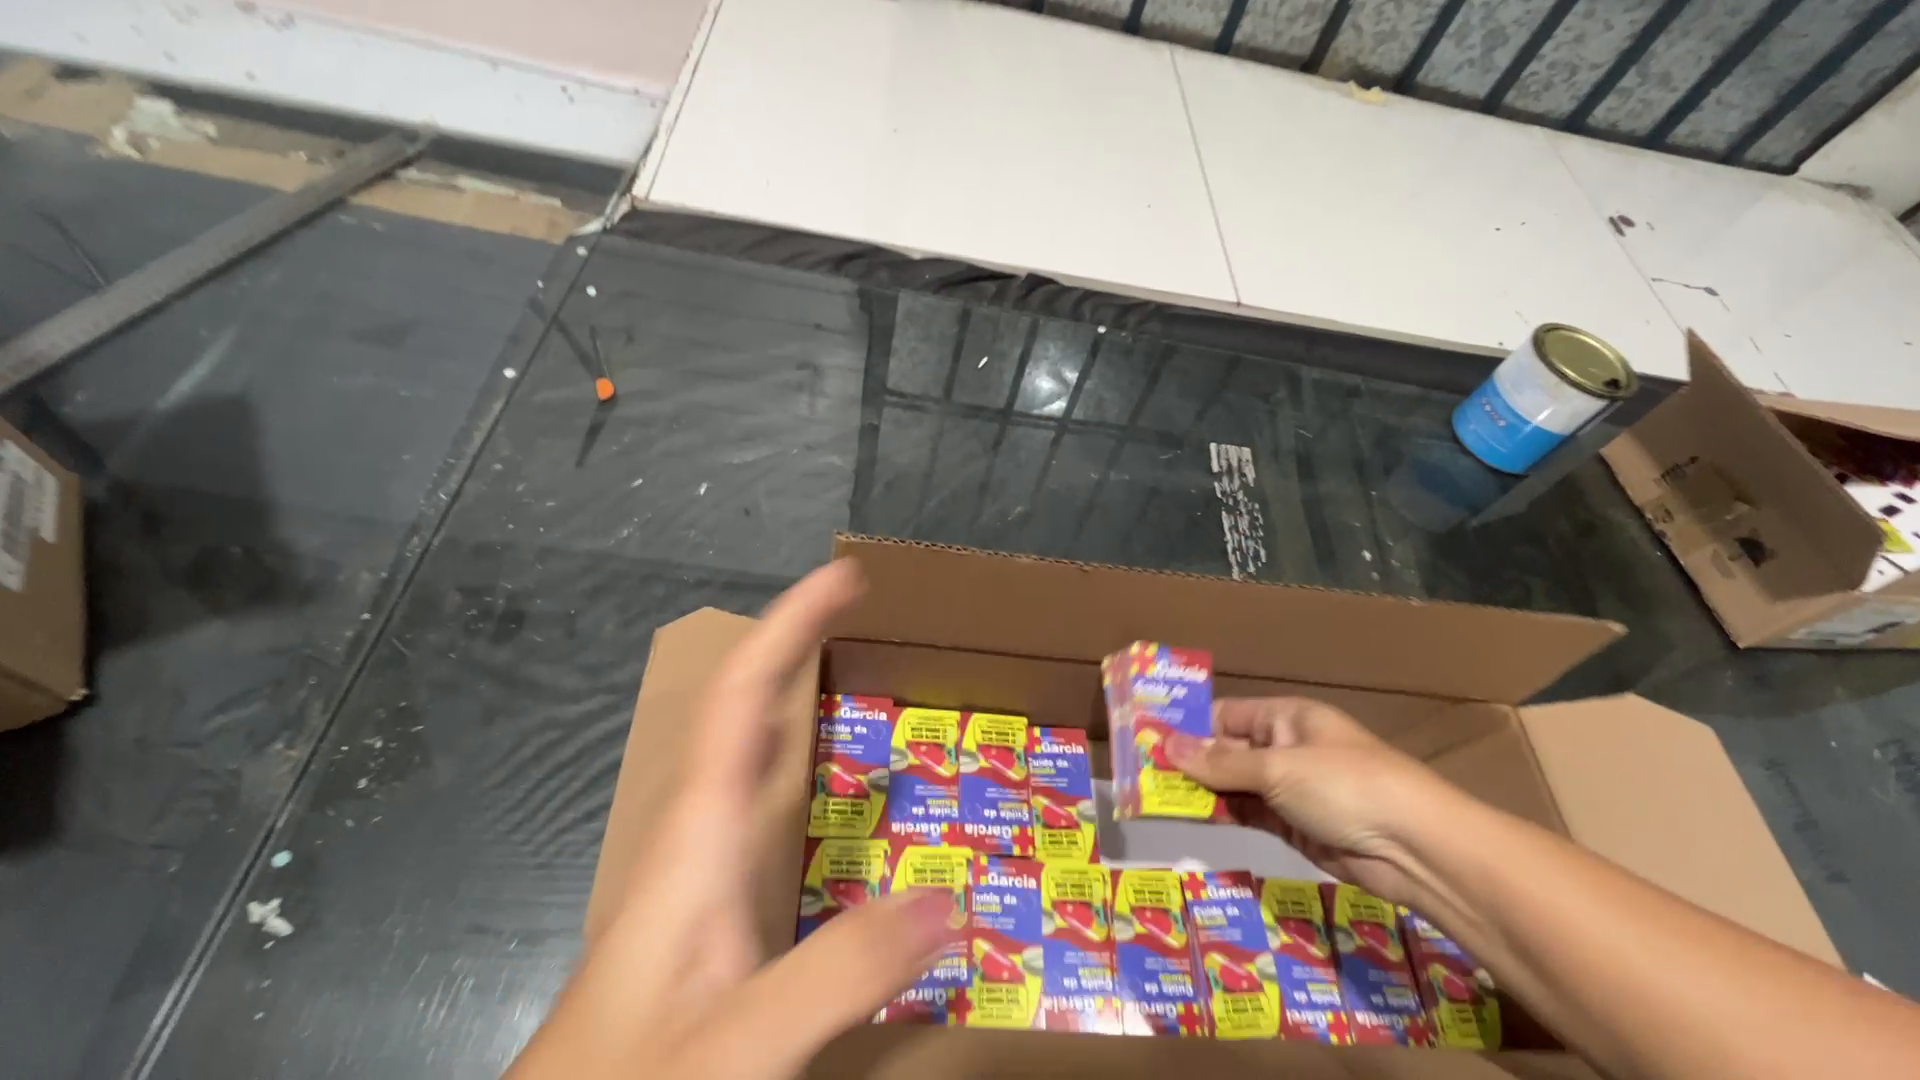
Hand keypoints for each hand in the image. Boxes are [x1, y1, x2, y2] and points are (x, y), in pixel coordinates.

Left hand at [509, 560, 958, 1079]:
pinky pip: (758, 804)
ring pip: (748, 755)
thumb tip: (951, 897)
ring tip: (855, 672)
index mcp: (698, 834)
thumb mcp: (741, 1040)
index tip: (844, 577)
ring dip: (795, 698)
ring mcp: (695, 867)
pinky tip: (826, 792)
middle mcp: (694, 832)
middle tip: (863, 611)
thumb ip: (838, 974)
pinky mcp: (704, 904)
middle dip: (798, 645)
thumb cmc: (630, 1077)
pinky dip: (796, 765)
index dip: (789, 626)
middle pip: (744, 709)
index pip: (742, 696)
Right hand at [1163, 697, 1465, 905]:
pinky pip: (1248, 814)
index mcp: (1286, 718)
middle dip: (1188, 762)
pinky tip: (1188, 819)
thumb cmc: (1345, 786)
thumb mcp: (1277, 768)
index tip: (1145, 738)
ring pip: (1234, 785)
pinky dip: (1221, 816)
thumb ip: (1219, 762)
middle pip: (1226, 751)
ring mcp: (1291, 789)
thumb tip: (1165, 744)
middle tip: (1139, 774)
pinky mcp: (1294, 826)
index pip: (1225, 715)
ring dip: (1200, 791)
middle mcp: (1285, 748)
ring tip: (1151, 798)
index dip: (1187, 725)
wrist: (1414, 848)